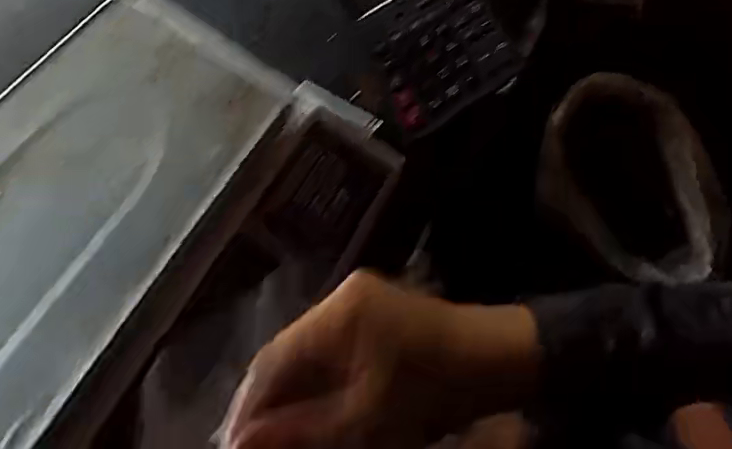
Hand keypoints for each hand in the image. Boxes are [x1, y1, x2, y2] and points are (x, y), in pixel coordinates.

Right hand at [222, 271, 539, 448]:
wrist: (491, 358)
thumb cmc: (429, 386)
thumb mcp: (363, 419)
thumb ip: (300, 430)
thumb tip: (241, 442)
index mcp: (338, 311)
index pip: (272, 359)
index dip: (246, 409)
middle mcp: (342, 297)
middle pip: (287, 355)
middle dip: (268, 405)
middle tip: (252, 448)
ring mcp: (358, 303)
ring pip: (307, 356)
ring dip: (292, 399)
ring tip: (277, 440)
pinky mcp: (373, 315)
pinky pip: (329, 353)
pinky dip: (318, 388)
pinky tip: (311, 419)